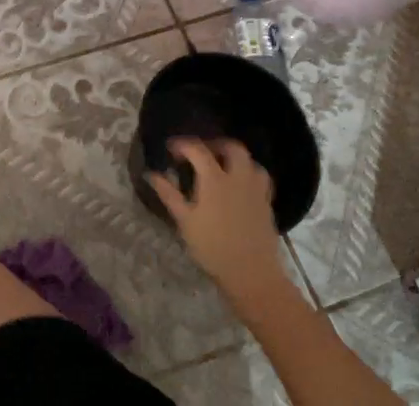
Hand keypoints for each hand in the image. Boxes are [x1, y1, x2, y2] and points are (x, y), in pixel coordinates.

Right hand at [149, 139, 284, 296]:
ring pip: (250, 161)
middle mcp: (238, 178)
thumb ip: (169, 194)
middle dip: (215, 144)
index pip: (198, 150)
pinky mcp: (266, 203)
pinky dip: (248, 173)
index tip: (171, 149)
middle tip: (201, 154)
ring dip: (235, 158)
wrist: (252, 274)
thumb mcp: (185, 221)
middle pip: (232, 147)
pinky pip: (260, 178)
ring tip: (222, 167)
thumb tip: (152, 174)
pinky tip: (240, 186)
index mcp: (215, 179)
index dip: (183, 145)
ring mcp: (256, 190)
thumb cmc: (213, 247)